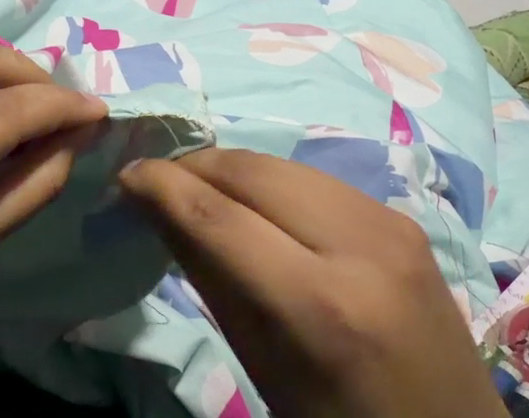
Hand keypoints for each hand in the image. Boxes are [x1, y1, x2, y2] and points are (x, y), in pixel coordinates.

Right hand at [120, 149, 502, 417]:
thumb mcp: (261, 365)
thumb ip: (207, 274)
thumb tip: (152, 205)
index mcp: (322, 307)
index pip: (218, 216)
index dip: (161, 185)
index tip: (125, 176)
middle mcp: (361, 249)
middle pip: (250, 172)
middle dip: (192, 166)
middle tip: (155, 181)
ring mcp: (392, 226)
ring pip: (279, 163)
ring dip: (228, 169)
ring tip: (197, 189)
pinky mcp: (403, 218)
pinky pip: (313, 178)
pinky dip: (269, 181)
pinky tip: (252, 203)